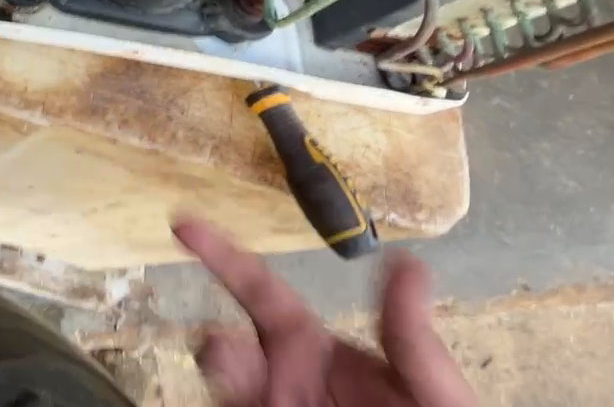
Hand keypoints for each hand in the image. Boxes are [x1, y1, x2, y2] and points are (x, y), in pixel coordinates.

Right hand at [173, 219, 474, 405]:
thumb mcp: (433, 393)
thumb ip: (412, 339)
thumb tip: (408, 259)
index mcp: (313, 348)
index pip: (257, 289)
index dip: (218, 252)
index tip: (180, 223)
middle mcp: (280, 375)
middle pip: (226, 347)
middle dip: (219, 348)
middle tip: (227, 354)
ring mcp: (270, 402)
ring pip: (224, 387)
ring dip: (228, 381)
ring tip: (255, 394)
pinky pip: (229, 404)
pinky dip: (232, 399)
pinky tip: (249, 400)